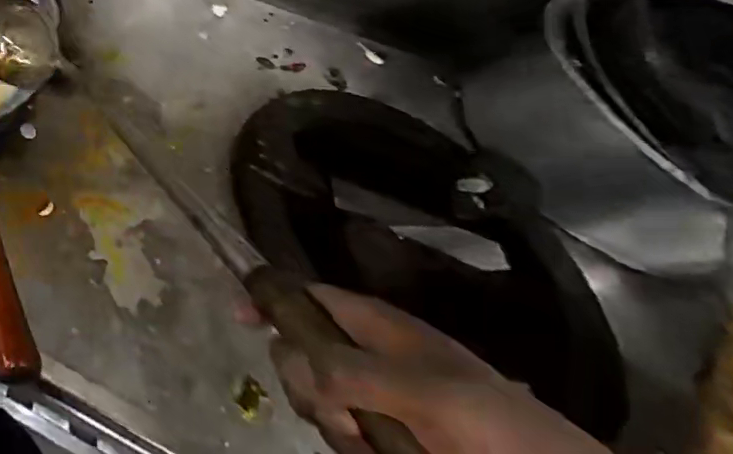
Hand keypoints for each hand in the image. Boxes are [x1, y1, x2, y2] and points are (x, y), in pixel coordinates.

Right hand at [268, 283, 607, 453]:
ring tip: (368, 444)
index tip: (239, 314)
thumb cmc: (493, 423)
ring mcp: (373, 396)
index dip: (272, 296)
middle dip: (305, 381)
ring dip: (328, 420)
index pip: (308, 294)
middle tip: (339, 414)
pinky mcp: (381, 435)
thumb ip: (354, 372)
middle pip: (299, 349)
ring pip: (314, 394)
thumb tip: (290, 361)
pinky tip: (370, 452)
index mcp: (374, 324)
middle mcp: (365, 354)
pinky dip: (343, 442)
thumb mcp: (426, 393)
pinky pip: (337, 430)